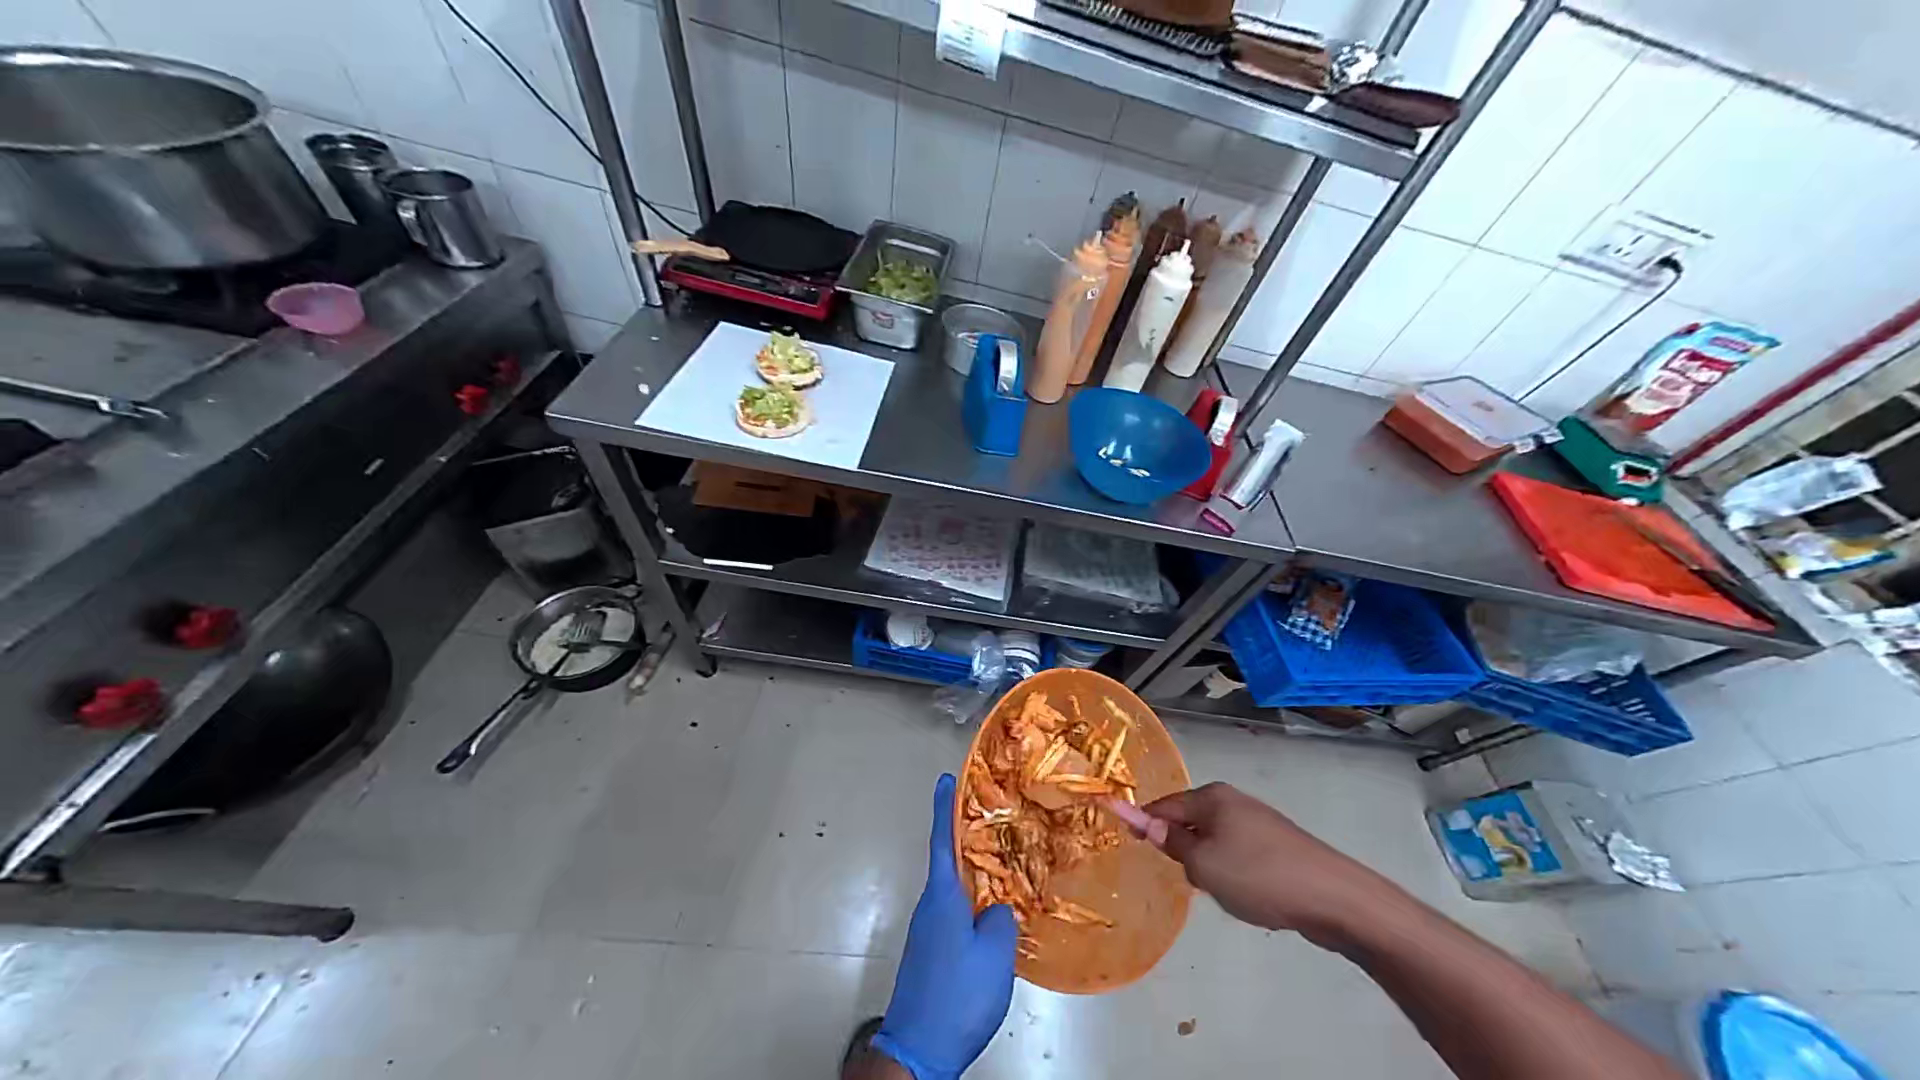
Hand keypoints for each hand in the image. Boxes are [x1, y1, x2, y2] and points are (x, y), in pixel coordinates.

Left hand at [871, 774, 1015, 1079]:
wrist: (919, 1046)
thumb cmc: (958, 992)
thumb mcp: (994, 953)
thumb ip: (1001, 921)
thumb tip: (998, 909)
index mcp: (943, 895)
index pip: (943, 839)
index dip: (944, 807)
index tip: (945, 779)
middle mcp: (931, 904)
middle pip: (950, 861)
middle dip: (967, 837)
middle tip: (992, 817)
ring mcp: (928, 928)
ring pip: (954, 889)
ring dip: (974, 873)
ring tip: (1004, 863)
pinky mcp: (931, 950)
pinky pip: (955, 913)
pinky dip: (973, 902)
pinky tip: (993, 913)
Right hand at [1132, 782, 1383, 944]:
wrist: (1335, 898)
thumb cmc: (1259, 876)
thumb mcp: (1203, 865)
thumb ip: (1171, 842)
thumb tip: (1145, 821)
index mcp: (1211, 797)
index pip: (1163, 804)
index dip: (1143, 822)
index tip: (1130, 842)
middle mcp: (1233, 800)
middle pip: (1189, 820)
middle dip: (1180, 847)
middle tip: (1187, 877)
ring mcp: (1258, 820)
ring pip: (1213, 838)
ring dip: (1207, 861)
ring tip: (1221, 890)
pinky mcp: (1277, 843)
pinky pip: (1237, 851)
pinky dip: (1232, 869)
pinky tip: (1247, 893)